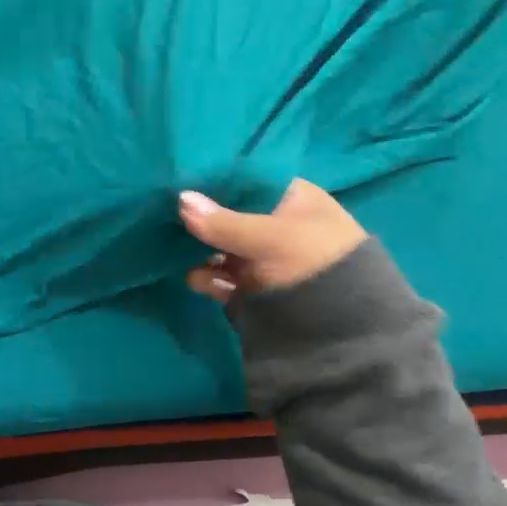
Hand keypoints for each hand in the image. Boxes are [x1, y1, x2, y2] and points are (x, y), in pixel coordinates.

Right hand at [178, 179, 365, 303]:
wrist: (336, 324)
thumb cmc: (313, 261)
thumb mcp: (270, 236)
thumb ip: (223, 221)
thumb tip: (180, 199)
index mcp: (293, 199)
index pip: (248, 181)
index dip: (218, 182)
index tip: (184, 183)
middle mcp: (275, 225)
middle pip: (228, 215)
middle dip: (201, 219)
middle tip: (169, 217)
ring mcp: (260, 257)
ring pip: (218, 247)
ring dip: (198, 251)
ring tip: (176, 251)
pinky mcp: (248, 287)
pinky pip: (218, 277)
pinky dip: (205, 277)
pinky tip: (196, 278)